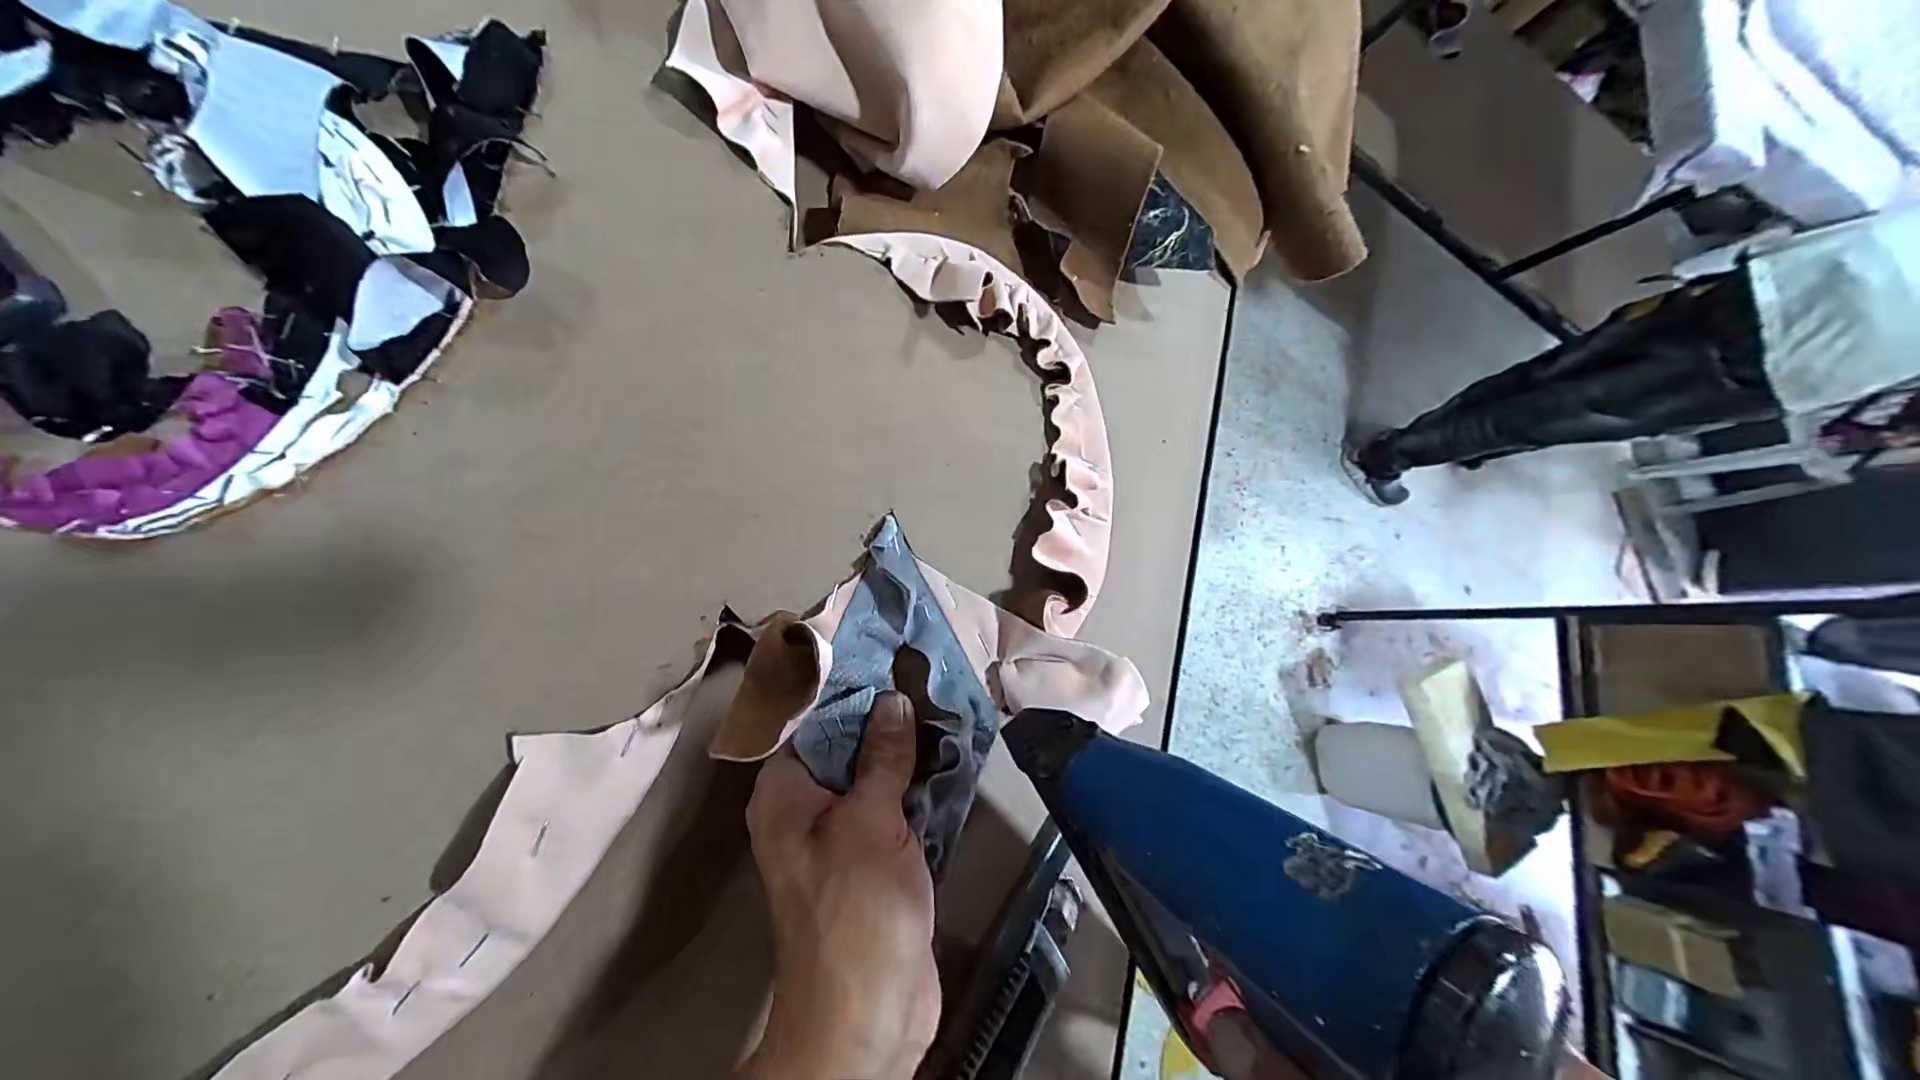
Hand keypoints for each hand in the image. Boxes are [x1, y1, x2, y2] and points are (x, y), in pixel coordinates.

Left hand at [739, 692, 939, 1078]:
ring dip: (903, 747)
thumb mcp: (870, 822)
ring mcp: (841, 833)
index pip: (806, 720)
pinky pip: (891, 804)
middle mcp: (805, 807)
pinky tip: (947, 753)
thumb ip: (882, 758)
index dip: (842, 686)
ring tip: (940, 699)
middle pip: (842, 744)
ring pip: (871, 773)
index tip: (879, 652)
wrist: (868, 1015)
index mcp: (785, 794)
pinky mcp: (873, 856)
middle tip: (920, 669)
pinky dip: (914, 782)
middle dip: (881, 714)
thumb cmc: (856, 912)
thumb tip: (893, 701)